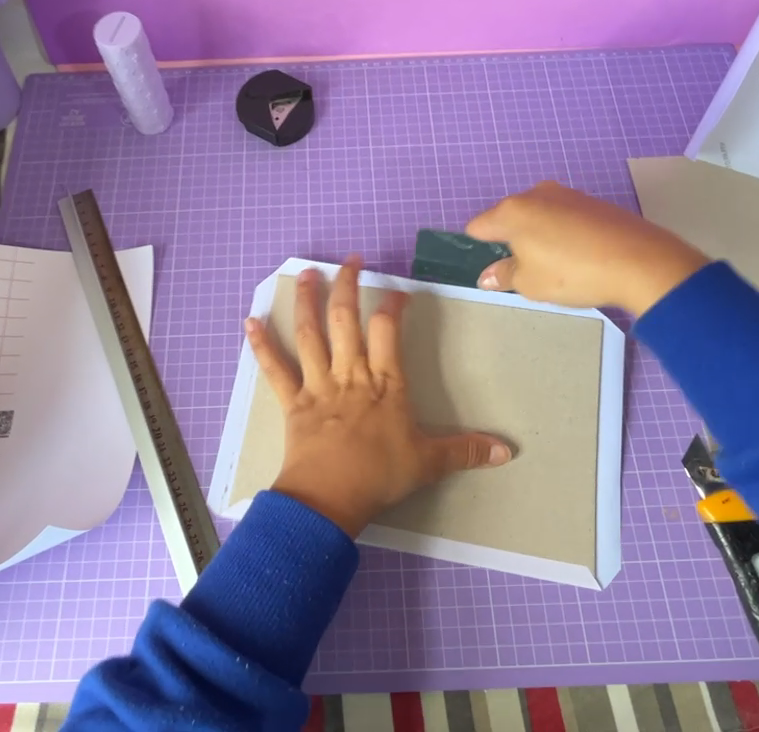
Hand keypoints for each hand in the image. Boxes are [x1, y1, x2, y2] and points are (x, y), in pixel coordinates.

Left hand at [245, 257, 512, 536]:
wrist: (330, 499)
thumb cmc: (379, 475)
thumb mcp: (429, 462)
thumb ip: (466, 451)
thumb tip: (508, 452)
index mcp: (384, 382)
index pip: (388, 330)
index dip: (393, 305)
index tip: (399, 292)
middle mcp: (350, 374)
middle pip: (346, 320)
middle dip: (348, 286)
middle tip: (350, 260)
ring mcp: (318, 385)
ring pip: (310, 334)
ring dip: (307, 302)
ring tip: (307, 273)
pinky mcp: (292, 402)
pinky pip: (275, 369)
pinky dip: (262, 345)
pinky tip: (250, 321)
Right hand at [466, 181, 709, 315]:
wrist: (640, 261)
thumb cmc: (573, 273)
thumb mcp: (531, 283)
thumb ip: (504, 276)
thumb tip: (486, 276)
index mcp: (512, 211)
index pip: (479, 225)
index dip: (479, 246)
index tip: (493, 266)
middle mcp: (536, 195)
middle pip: (509, 217)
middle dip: (511, 240)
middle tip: (525, 270)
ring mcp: (566, 194)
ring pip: (538, 215)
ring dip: (539, 236)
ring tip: (555, 265)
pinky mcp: (592, 202)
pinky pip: (563, 216)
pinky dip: (563, 233)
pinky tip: (578, 255)